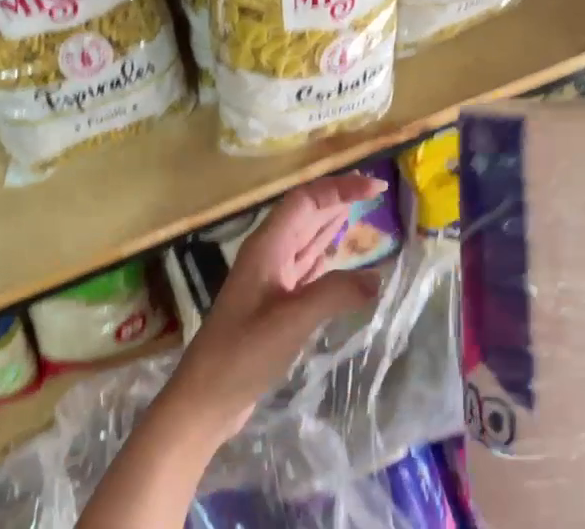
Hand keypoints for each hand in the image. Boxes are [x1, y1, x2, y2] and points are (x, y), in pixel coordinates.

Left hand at [162, 174, 386, 446]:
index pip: (306, 201)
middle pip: (305, 213)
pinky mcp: (274, 304)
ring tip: (363, 213)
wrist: (206, 397)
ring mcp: (270, 280)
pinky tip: (340, 256)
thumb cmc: (243, 353)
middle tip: (376, 194)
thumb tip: (377, 277)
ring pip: (305, 238)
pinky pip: (306, 265)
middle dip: (338, 198)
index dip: (340, 188)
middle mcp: (267, 255)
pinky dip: (326, 255)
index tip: (376, 187)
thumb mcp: (291, 321)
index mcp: (267, 247)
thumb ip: (335, 294)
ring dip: (332, 222)